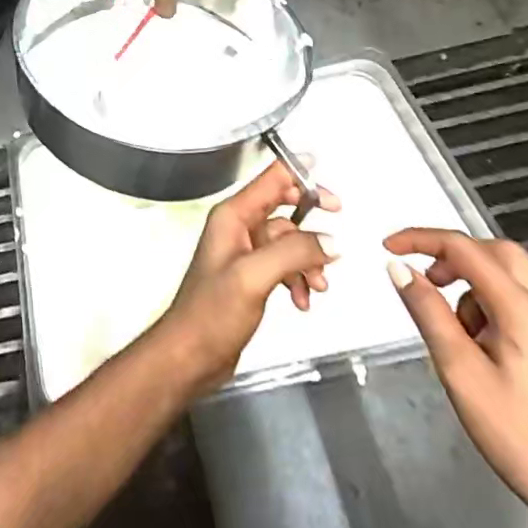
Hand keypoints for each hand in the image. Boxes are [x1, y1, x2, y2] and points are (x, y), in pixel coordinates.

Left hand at [149, 158, 340, 394]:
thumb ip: (293, 252)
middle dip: (310, 216)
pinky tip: (303, 300)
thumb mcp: (254, 276)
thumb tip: (331, 242)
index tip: (327, 177)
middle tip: (337, 219)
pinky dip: (298, 278)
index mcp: (232, 217)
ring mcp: (243, 253)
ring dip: (308, 258)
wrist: (190, 354)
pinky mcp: (250, 277)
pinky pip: (283, 265)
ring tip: (319, 285)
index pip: (270, 180)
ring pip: (287, 240)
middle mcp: (237, 228)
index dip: (299, 173)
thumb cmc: (213, 313)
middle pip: (282, 206)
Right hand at [384, 229, 527, 527]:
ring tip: (455, 334)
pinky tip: (486, 358)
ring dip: (474, 290)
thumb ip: (429, 315)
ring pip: (515, 285)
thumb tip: (402, 272)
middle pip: (498, 254)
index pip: (464, 248)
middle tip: (424, 277)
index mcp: (522, 311)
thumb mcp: (463, 375)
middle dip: (453, 255)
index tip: (391, 246)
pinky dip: (496, 314)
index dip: (421, 239)